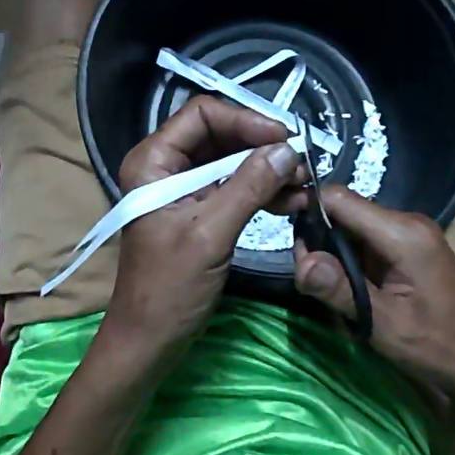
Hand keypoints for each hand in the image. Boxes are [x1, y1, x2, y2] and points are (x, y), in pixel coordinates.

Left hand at [105, 96, 305, 351]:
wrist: (149, 339)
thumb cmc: (169, 288)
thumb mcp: (210, 234)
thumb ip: (248, 187)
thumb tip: (288, 150)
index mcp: (153, 161)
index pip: (202, 115)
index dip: (245, 119)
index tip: (285, 138)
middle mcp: (165, 166)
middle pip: (220, 135)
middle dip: (262, 146)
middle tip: (303, 162)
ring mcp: (183, 189)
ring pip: (232, 161)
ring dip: (268, 169)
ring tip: (305, 183)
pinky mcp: (199, 211)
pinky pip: (235, 188)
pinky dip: (262, 191)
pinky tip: (293, 201)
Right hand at [293, 188, 454, 417]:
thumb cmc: (439, 347)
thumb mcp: (384, 325)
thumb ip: (340, 290)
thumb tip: (301, 262)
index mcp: (403, 233)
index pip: (338, 198)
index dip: (310, 214)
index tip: (296, 249)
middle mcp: (406, 222)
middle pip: (342, 211)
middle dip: (318, 240)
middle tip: (310, 281)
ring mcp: (408, 233)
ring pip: (350, 227)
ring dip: (332, 253)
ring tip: (327, 288)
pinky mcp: (407, 247)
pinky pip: (364, 240)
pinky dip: (348, 260)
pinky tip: (348, 287)